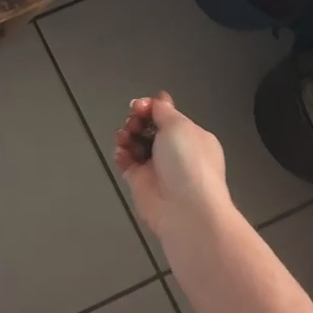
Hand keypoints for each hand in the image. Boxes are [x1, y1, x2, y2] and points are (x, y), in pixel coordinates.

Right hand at [113, 92, 228, 233]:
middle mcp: (175, 151)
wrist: (186, 209)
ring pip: (135, 142)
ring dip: (126, 135)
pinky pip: (126, 161)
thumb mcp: (179, 126)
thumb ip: (162, 110)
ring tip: (124, 138)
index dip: (151, 107)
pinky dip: (121, 155)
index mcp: (191, 136)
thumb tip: (155, 103)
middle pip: (148, 127)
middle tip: (133, 123)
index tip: (140, 106)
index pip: (167, 115)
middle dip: (136, 120)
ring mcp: (157, 167)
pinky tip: (122, 154)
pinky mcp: (141, 181)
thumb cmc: (188, 162)